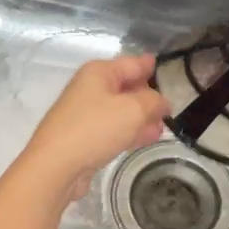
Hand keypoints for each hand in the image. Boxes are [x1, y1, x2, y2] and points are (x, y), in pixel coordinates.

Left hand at [17, 54, 169, 202]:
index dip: (152, 67)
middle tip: (172, 107)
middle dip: (148, 96)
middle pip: (126, 87)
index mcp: (99, 73)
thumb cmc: (95, 128)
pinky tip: (147, 138)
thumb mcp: (133, 109)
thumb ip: (153, 101)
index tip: (171, 71)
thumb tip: (161, 102)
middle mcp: (90, 89)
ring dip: (142, 117)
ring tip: (164, 125)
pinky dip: (130, 131)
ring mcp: (85, 114)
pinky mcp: (84, 137)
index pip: (133, 63)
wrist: (56, 165)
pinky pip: (113, 129)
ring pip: (121, 110)